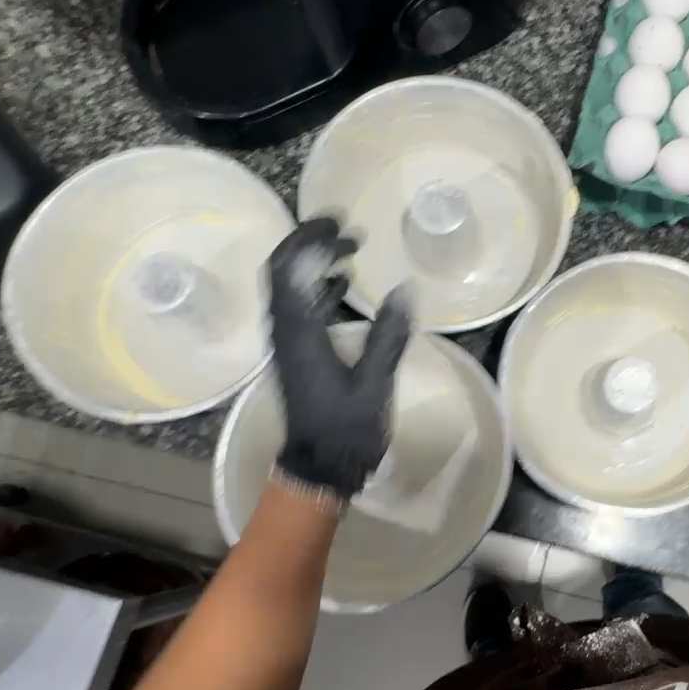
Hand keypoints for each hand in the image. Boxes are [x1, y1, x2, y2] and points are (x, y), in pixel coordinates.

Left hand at [265, 218, 412, 502]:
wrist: (322, 465)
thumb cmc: (347, 427)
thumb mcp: (375, 383)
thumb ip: (388, 336)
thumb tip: (405, 290)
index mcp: (299, 332)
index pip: (289, 268)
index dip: (309, 238)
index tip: (341, 223)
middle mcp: (285, 331)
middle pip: (283, 270)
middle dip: (309, 242)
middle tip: (345, 230)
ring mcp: (288, 342)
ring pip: (290, 286)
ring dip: (313, 262)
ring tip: (349, 249)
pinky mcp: (297, 353)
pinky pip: (300, 306)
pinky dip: (317, 286)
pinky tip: (343, 284)